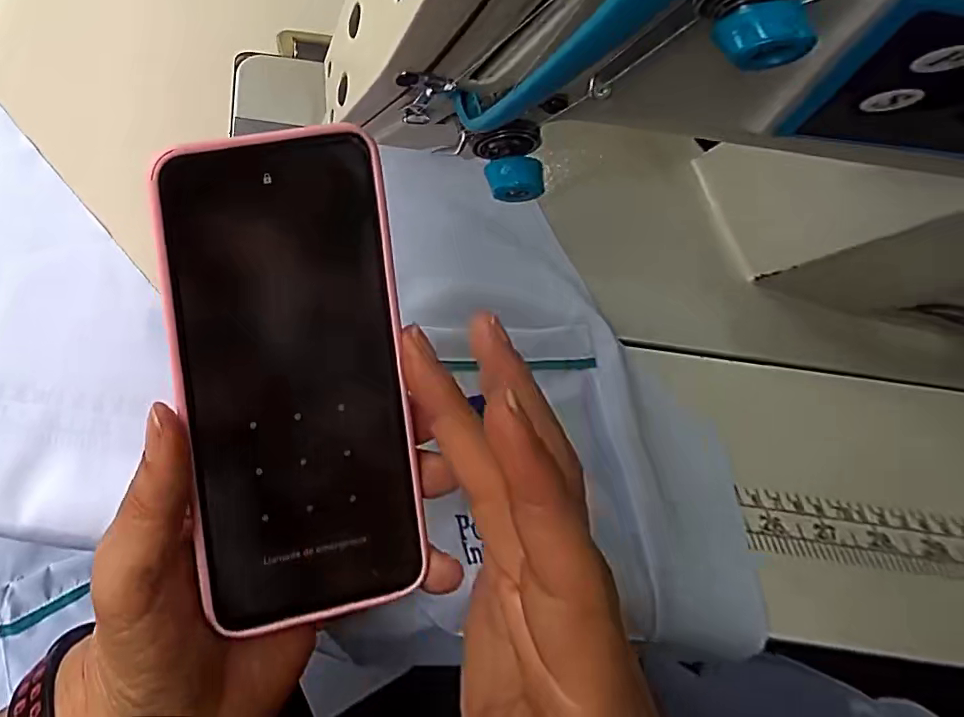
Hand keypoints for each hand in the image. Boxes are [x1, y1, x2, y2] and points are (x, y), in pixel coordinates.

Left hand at [54, 402, 463, 716]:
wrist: (172, 716)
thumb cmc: (136, 630)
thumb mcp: (131, 560)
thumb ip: (151, 496)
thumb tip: (165, 414)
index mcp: (203, 480)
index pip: (246, 420)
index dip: (286, 389)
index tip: (333, 361)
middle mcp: (251, 499)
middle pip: (309, 451)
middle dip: (360, 427)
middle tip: (413, 406)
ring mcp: (290, 544)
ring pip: (348, 499)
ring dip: (395, 480)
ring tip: (438, 464)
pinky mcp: (320, 591)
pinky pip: (369, 568)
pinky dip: (408, 559)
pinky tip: (436, 556)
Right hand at [402, 313, 657, 716]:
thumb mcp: (518, 715)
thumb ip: (500, 666)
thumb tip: (456, 609)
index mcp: (576, 628)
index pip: (553, 532)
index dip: (525, 463)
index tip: (496, 399)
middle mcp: (568, 588)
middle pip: (538, 475)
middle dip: (509, 393)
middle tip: (477, 329)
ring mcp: (546, 577)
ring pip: (514, 475)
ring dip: (475, 409)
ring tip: (430, 363)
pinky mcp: (519, 578)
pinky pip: (497, 498)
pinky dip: (468, 450)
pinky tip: (436, 429)